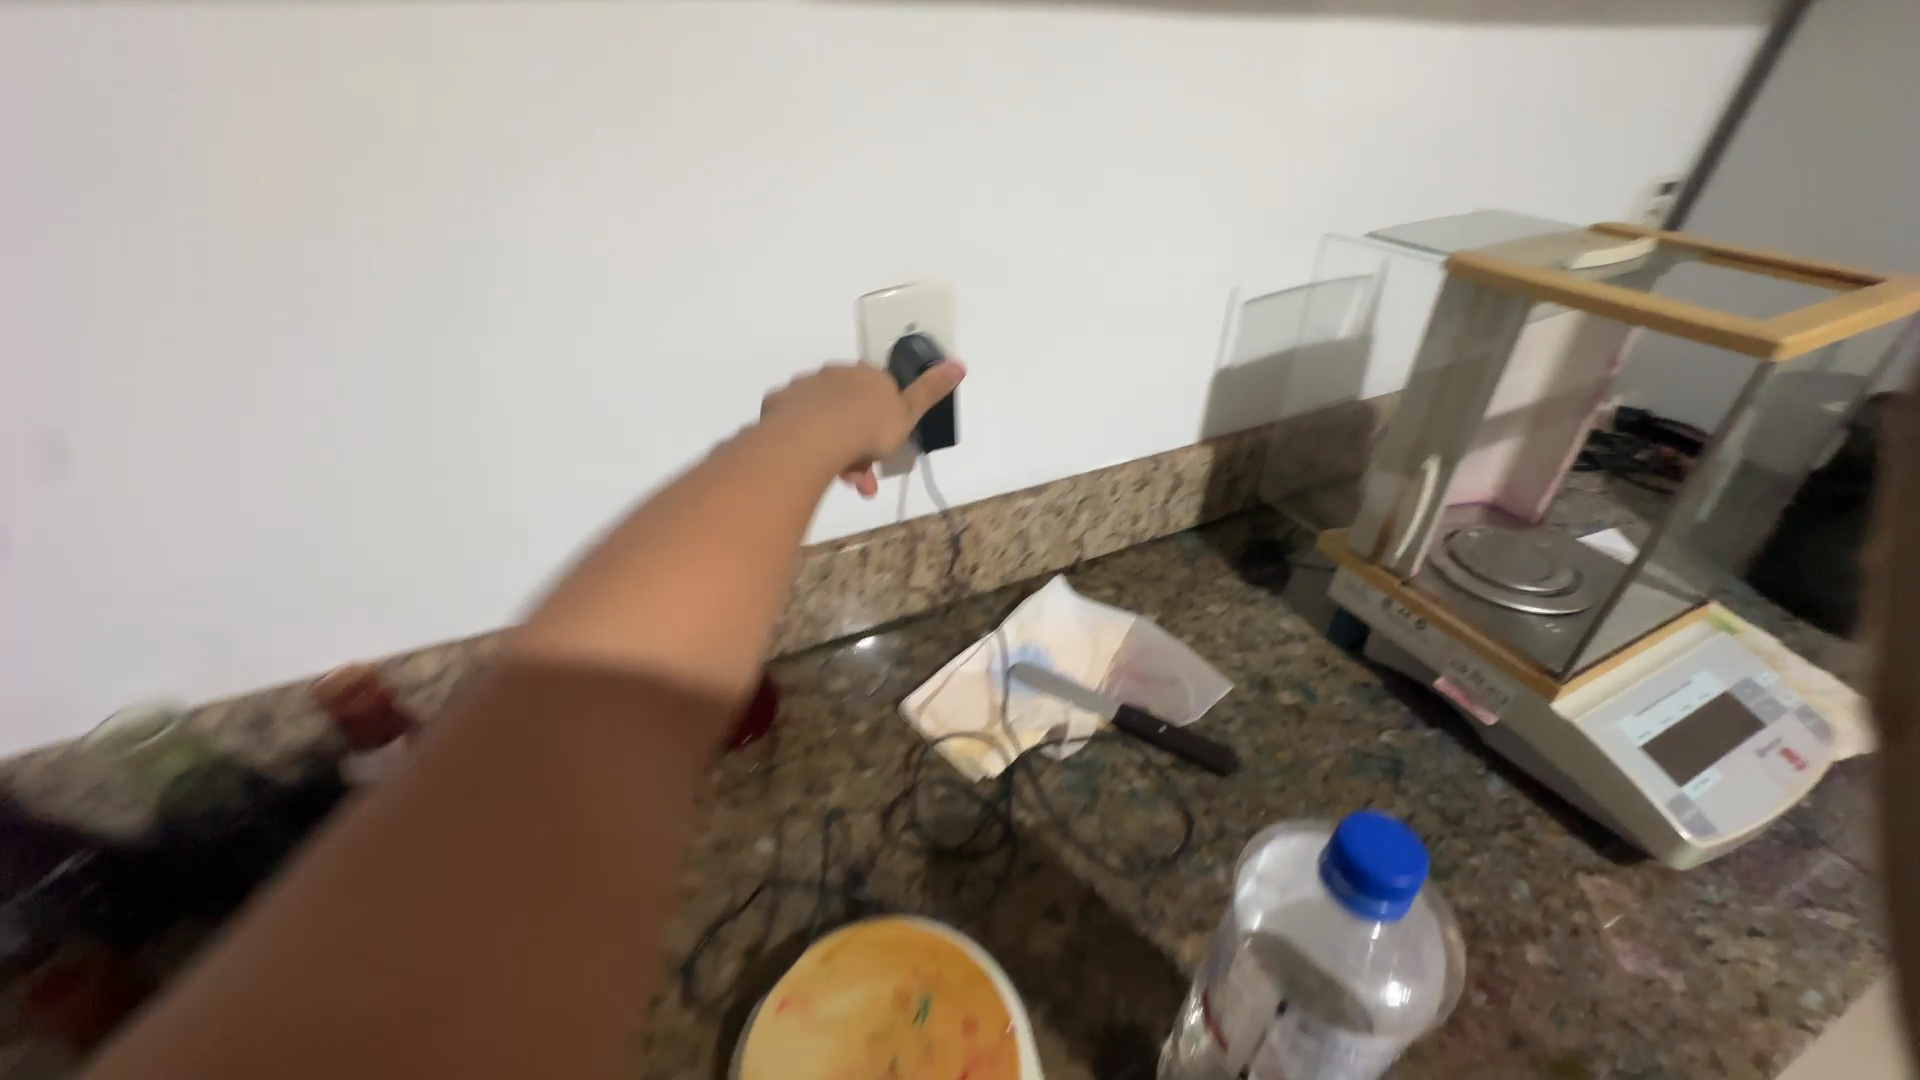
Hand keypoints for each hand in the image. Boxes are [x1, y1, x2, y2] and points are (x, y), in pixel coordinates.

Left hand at [760, 360, 964, 496]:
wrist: (815, 434)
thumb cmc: (868, 426)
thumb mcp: (908, 413)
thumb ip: (930, 391)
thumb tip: (959, 364)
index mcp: (866, 376)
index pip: (880, 394)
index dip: (884, 423)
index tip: (886, 449)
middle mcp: (834, 375)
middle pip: (850, 411)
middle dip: (859, 446)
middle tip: (863, 479)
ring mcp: (804, 389)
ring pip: (823, 422)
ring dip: (835, 451)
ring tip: (843, 482)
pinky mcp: (779, 406)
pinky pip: (795, 427)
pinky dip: (804, 445)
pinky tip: (809, 465)